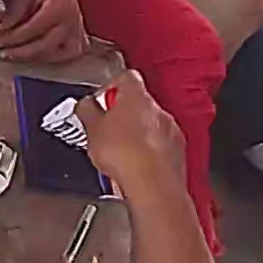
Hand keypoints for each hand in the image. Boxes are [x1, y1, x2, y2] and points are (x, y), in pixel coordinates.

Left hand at [0, 0, 86, 62]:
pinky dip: (53, 58)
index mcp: (58, 8)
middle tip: (1, 53)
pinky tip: (35, 56)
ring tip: (14, 55)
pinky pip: (68, 53)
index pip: (32, 30)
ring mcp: (78, 29)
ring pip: (57, 54)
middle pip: (45, 46)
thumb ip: (13, 12)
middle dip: (20, 52)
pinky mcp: (79, 33)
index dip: (11, 38)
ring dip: (35, 58)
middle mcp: (72, 21)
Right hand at [75, 71, 186, 200]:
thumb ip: (87, 111)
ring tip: (118, 151)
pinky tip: (133, 164)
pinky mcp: (177, 152)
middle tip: (104, 128)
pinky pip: (159, 144)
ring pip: (150, 124)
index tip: (101, 101)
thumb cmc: (124, 155)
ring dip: (136, 133)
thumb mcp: (91, 129)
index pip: (126, 77)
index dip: (110, 87)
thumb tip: (86, 105)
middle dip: (121, 113)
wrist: (151, 186)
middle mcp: (158, 110)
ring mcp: (171, 131)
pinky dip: (148, 150)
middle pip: (138, 102)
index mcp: (136, 97)